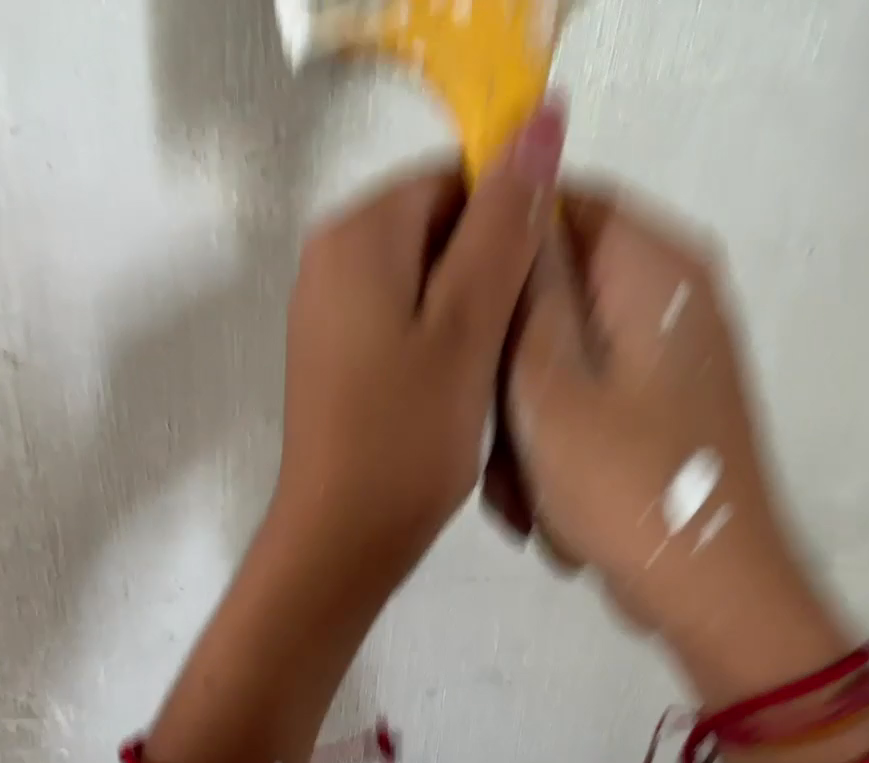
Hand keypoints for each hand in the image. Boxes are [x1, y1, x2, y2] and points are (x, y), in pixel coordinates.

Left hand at [268, 102, 567, 586]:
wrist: (342, 536)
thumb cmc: (407, 436)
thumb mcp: (468, 327)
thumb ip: (504, 226)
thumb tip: (539, 121)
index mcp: (357, 233)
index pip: (454, 178)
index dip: (511, 220)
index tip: (542, 285)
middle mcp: (329, 256)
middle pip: (437, 225)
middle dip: (490, 268)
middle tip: (522, 337)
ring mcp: (327, 306)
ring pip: (424, 275)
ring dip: (472, 309)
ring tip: (496, 367)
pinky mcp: (336, 350)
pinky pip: (403, 315)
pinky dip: (441, 336)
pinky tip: (462, 384)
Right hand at [491, 189, 850, 698]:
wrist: (710, 592)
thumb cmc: (622, 484)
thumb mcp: (548, 383)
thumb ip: (527, 287)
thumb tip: (520, 192)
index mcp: (654, 268)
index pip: (559, 201)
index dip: (492, 242)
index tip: (446, 304)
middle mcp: (669, 296)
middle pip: (553, 289)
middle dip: (504, 361)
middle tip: (483, 432)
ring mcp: (666, 357)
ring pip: (558, 355)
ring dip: (521, 420)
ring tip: (517, 491)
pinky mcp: (659, 407)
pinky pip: (583, 399)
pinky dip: (554, 446)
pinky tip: (543, 504)